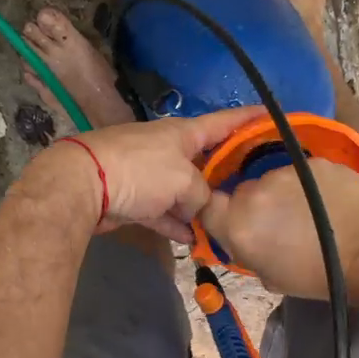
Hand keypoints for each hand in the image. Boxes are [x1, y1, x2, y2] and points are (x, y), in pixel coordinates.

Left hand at [34, 106, 264, 244]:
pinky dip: (177, 224)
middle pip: (206, 160)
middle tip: (255, 187)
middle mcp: (169, 149)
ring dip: (201, 207)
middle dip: (228, 173)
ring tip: (225, 223)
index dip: (249, 119)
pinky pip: (163, 212)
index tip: (274, 116)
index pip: (225, 122)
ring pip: (185, 191)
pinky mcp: (134, 199)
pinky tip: (194, 240)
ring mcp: (150, 174)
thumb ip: (203, 195)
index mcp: (184, 133)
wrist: (85, 184)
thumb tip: (200, 207)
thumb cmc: (140, 170)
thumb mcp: (184, 181)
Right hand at [198, 159, 358, 298]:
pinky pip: (303, 172)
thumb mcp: (271, 278)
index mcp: (237, 225)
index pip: (207, 207)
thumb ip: (248, 253)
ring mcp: (286, 172)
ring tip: (312, 213)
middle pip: (243, 192)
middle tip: (281, 224)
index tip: (236, 223)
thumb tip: (248, 240)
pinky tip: (330, 201)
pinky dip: (311, 185)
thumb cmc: (318, 277)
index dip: (220, 213)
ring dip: (285, 194)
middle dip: (257, 206)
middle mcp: (255, 192)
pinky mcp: (315, 161)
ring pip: (274, 180)